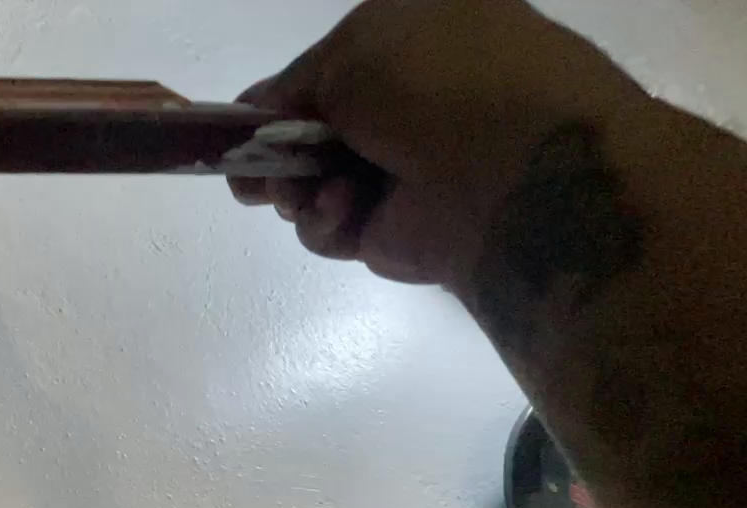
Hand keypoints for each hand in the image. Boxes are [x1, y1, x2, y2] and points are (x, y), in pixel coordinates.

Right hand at [230, 0, 649, 286]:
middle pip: (297, 139)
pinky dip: (324, 219)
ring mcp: (393, 167)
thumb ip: (289, 82)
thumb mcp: (352, 46)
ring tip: (313, 192)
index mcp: (411, 42)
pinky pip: (324, 225)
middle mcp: (403, 104)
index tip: (239, 134)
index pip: (316, 78)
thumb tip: (255, 113)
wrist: (507, 167)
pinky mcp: (383, 224)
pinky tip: (348, 208)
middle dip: (270, 158)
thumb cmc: (437, 83)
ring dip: (294, 191)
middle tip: (258, 174)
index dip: (272, 107)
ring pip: (302, 187)